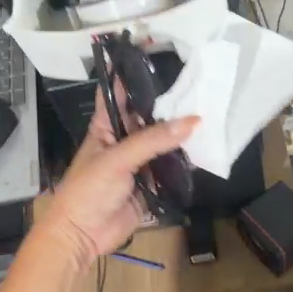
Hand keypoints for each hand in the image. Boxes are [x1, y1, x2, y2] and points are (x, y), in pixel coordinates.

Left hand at [34, 90, 197, 265]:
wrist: (82, 235)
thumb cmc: (88, 190)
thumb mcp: (117, 159)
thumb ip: (153, 140)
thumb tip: (192, 121)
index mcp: (105, 127)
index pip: (118, 93)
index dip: (132, 75)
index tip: (155, 56)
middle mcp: (123, 140)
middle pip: (149, 117)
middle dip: (169, 105)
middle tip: (199, 86)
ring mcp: (138, 163)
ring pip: (163, 143)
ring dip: (180, 134)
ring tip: (210, 112)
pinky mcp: (151, 185)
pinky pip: (171, 169)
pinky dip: (185, 162)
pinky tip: (205, 148)